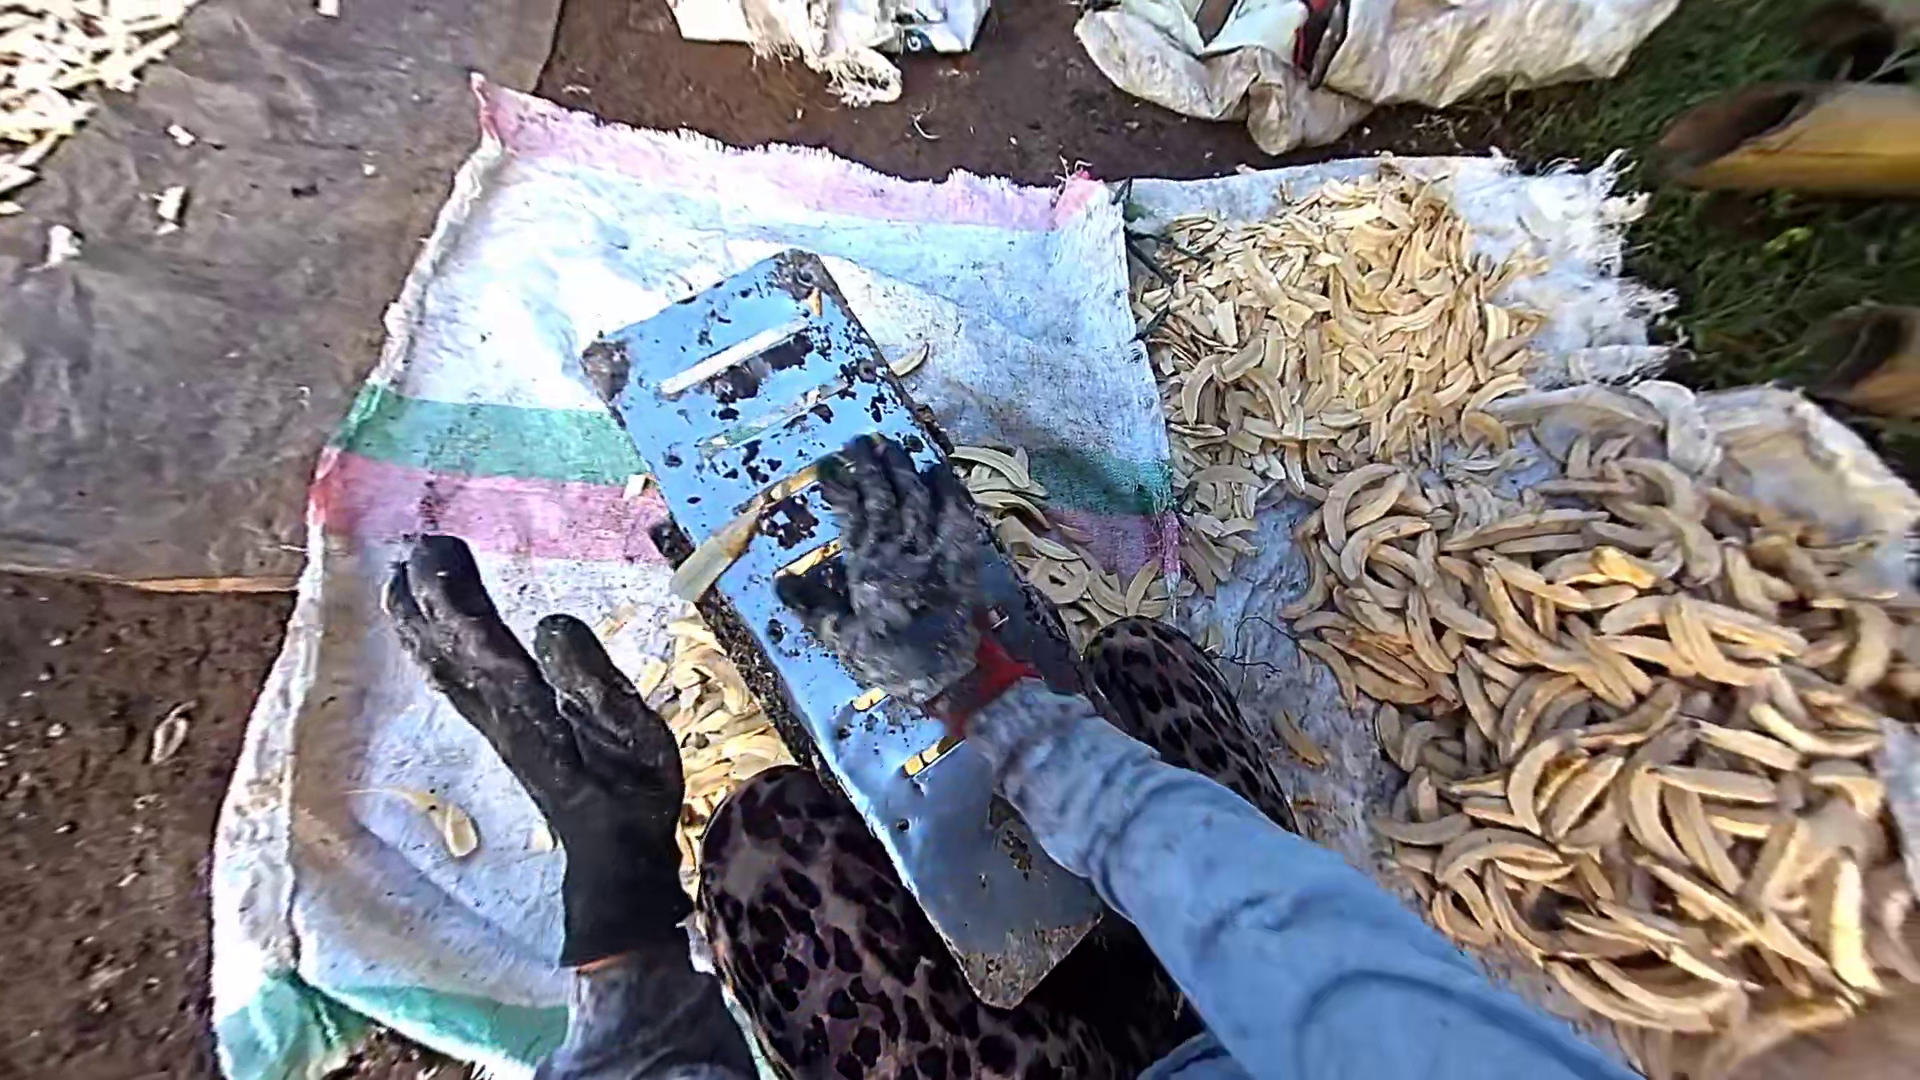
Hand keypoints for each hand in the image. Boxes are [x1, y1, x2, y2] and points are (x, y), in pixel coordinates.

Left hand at [385, 535, 688, 966]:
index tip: (437, 547)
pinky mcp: (506, 735)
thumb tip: (552, 622)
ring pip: (443, 668)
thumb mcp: (629, 731)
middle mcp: (499, 711)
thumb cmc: (632, 787)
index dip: (452, 594)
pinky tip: (435, 642)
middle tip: (411, 549)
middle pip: (447, 650)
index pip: (478, 640)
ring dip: (419, 624)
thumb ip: (590, 679)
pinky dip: (436, 656)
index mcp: (529, 704)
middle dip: (424, 599)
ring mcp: (496, 725)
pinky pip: (456, 687)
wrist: (612, 848)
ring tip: (403, 583)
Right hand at [776, 435, 984, 703]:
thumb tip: (781, 582)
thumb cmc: (890, 659)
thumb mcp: (841, 640)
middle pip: (883, 498)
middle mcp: (899, 551)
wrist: (945, 676)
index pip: (851, 516)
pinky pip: (956, 516)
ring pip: (916, 499)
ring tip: (891, 446)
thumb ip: (812, 608)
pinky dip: (949, 491)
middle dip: (870, 467)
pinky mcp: (961, 557)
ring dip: (903, 470)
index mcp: (868, 568)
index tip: (827, 467)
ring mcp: (933, 551)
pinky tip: (940, 470)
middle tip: (860, 441)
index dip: (839, 489)